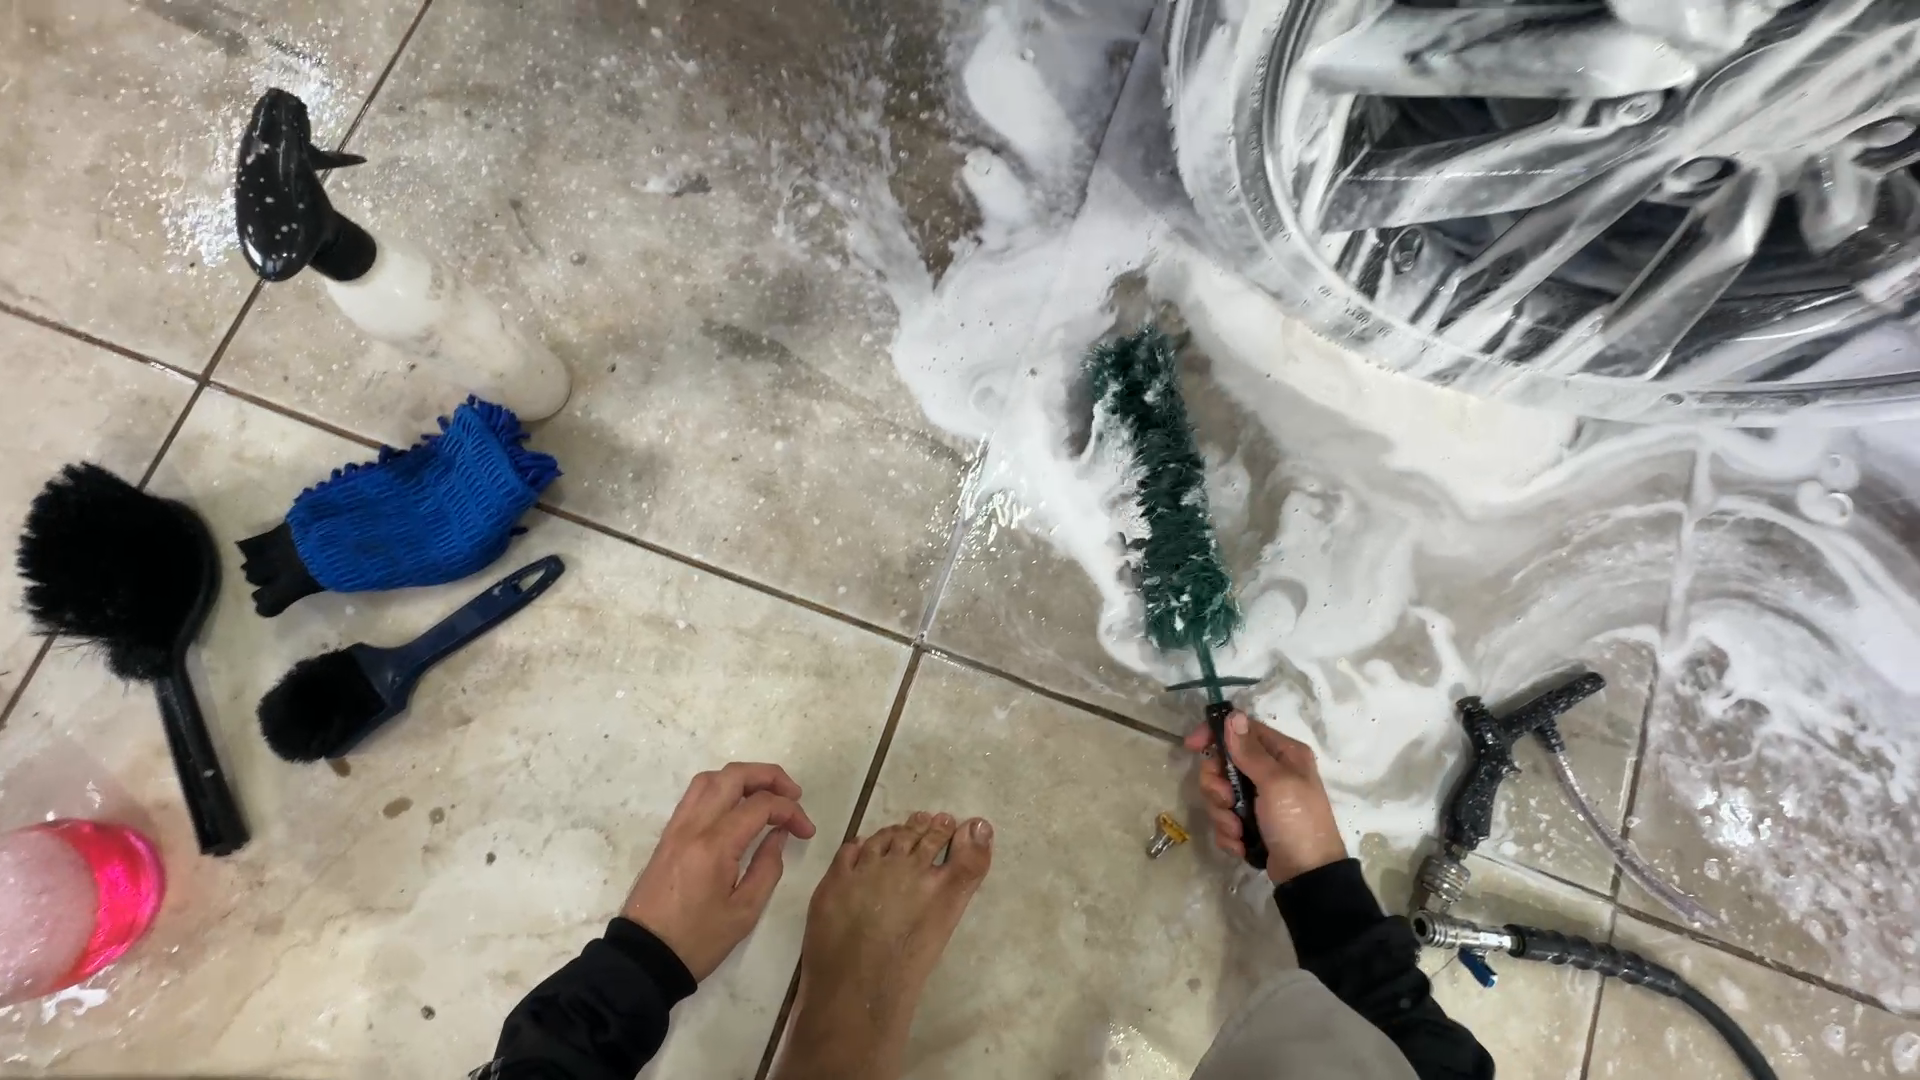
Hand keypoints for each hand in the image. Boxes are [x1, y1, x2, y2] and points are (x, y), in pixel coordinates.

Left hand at [622, 762, 818, 979]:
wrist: (641, 960)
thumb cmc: (697, 941)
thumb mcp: (745, 912)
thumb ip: (767, 867)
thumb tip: (778, 834)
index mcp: (714, 845)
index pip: (760, 805)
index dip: (791, 811)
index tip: (806, 831)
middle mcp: (693, 826)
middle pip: (734, 775)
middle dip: (770, 776)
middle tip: (793, 795)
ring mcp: (676, 828)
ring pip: (711, 778)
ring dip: (743, 778)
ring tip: (766, 795)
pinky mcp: (668, 836)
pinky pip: (696, 795)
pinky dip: (722, 789)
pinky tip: (738, 808)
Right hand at [1185, 711, 1347, 884]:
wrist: (1308, 877)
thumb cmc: (1297, 822)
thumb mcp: (1276, 783)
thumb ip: (1250, 751)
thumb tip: (1233, 715)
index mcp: (1282, 754)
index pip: (1241, 730)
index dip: (1215, 735)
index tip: (1192, 745)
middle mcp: (1269, 772)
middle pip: (1223, 763)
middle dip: (1217, 784)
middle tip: (1226, 799)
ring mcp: (1258, 799)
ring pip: (1219, 792)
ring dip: (1222, 812)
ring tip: (1237, 829)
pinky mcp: (1249, 822)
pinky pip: (1224, 817)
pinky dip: (1228, 831)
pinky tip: (1241, 843)